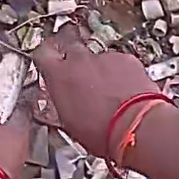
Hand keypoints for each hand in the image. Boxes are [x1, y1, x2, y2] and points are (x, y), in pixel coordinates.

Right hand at [32, 22, 157, 160]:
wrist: (136, 127)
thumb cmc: (101, 132)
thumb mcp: (68, 122)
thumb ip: (61, 101)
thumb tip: (62, 100)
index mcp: (59, 76)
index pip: (42, 54)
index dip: (46, 58)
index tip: (49, 63)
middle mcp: (79, 60)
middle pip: (70, 47)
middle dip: (73, 60)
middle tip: (80, 78)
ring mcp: (104, 57)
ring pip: (97, 58)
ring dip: (100, 71)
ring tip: (108, 94)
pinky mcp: (126, 59)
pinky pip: (119, 62)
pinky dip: (121, 74)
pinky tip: (125, 92)